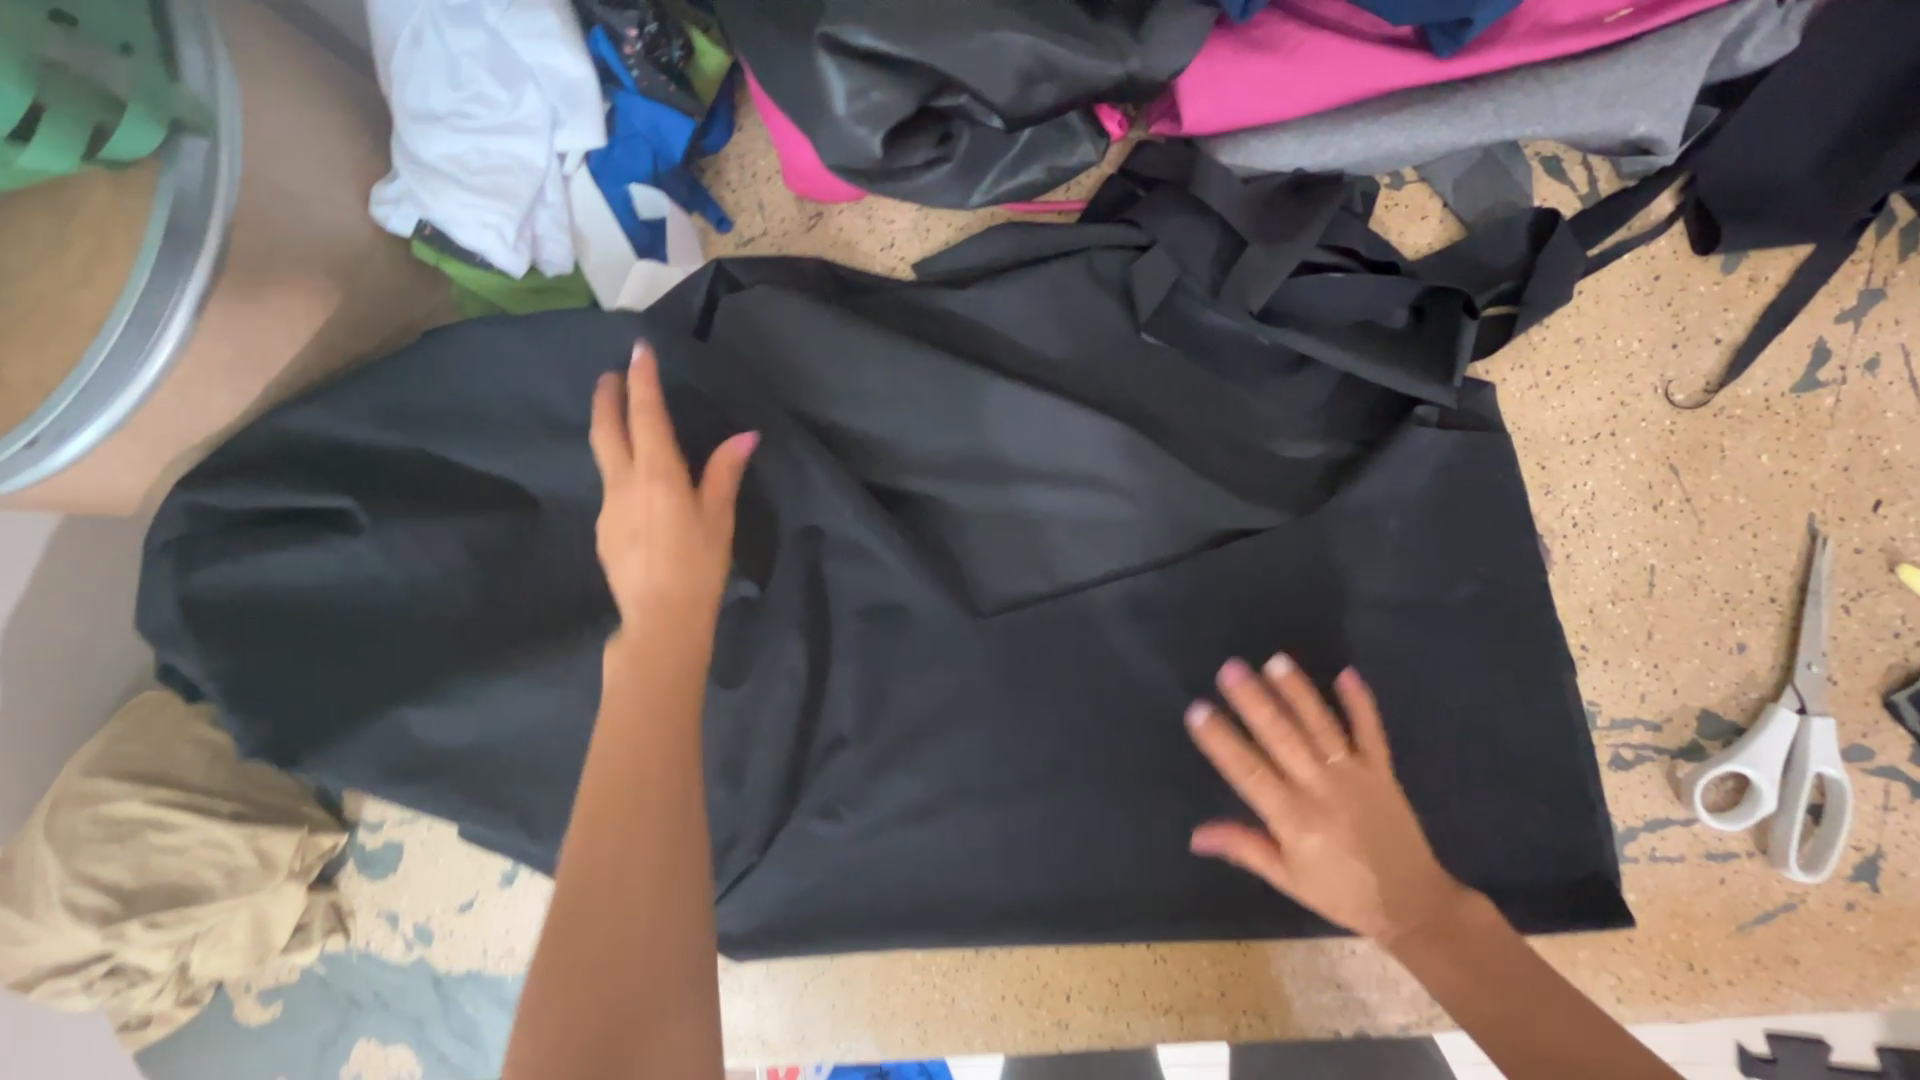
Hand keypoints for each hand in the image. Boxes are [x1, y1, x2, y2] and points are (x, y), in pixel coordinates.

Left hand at [589, 342, 757, 627]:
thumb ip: (725, 472)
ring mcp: (609, 507)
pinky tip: (637, 489)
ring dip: (610, 433)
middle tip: (610, 375)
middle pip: (607, 428)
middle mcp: (624, 482)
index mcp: (658, 474)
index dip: (642, 380)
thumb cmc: (699, 566)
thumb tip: (745, 436)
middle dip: (608, 397)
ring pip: (605, 458)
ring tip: (623, 425)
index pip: (646, 414)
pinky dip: (620, 472)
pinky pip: (612, 490)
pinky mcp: (604, 530)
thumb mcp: (719, 517)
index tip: (638, 351)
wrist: (661, 619)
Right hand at [1184, 655, 1471, 943]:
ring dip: (1297, 692)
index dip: (1222, 741)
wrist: (1413, 904)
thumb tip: (1195, 835)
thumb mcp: (1287, 879)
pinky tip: (1346, 674)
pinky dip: (1360, 702)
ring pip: (1321, 726)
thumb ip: (1244, 847)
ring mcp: (1355, 776)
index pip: (1249, 772)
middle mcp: (1322, 790)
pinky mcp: (1382, 771)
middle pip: (1282, 738)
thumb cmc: (1341, 893)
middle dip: (1254, 702)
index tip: (1198, 710)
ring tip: (1275, 661)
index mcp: (1294, 819)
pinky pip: (1371, 732)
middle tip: (1230, 669)